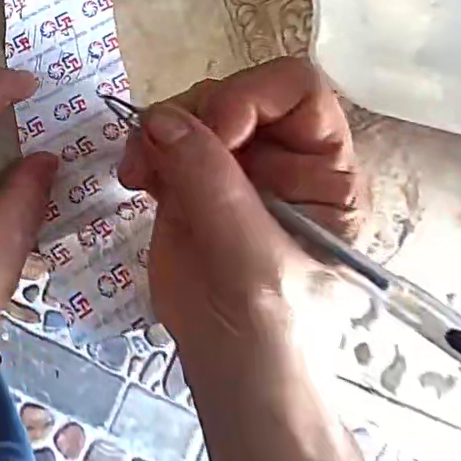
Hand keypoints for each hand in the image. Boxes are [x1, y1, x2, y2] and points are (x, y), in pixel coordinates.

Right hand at [118, 57, 360, 345]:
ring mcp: (232, 163)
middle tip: (158, 155)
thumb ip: (211, 183)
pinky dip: (140, 147)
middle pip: (231, 92)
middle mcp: (280, 155)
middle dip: (189, 117)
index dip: (250, 98)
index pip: (297, 92)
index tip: (215, 137)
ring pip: (188, 108)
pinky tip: (136, 180)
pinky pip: (158, 134)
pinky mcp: (189, 174)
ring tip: (138, 174)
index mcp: (323, 170)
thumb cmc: (267, 328)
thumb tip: (160, 117)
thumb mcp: (251, 259)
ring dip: (154, 131)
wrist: (229, 368)